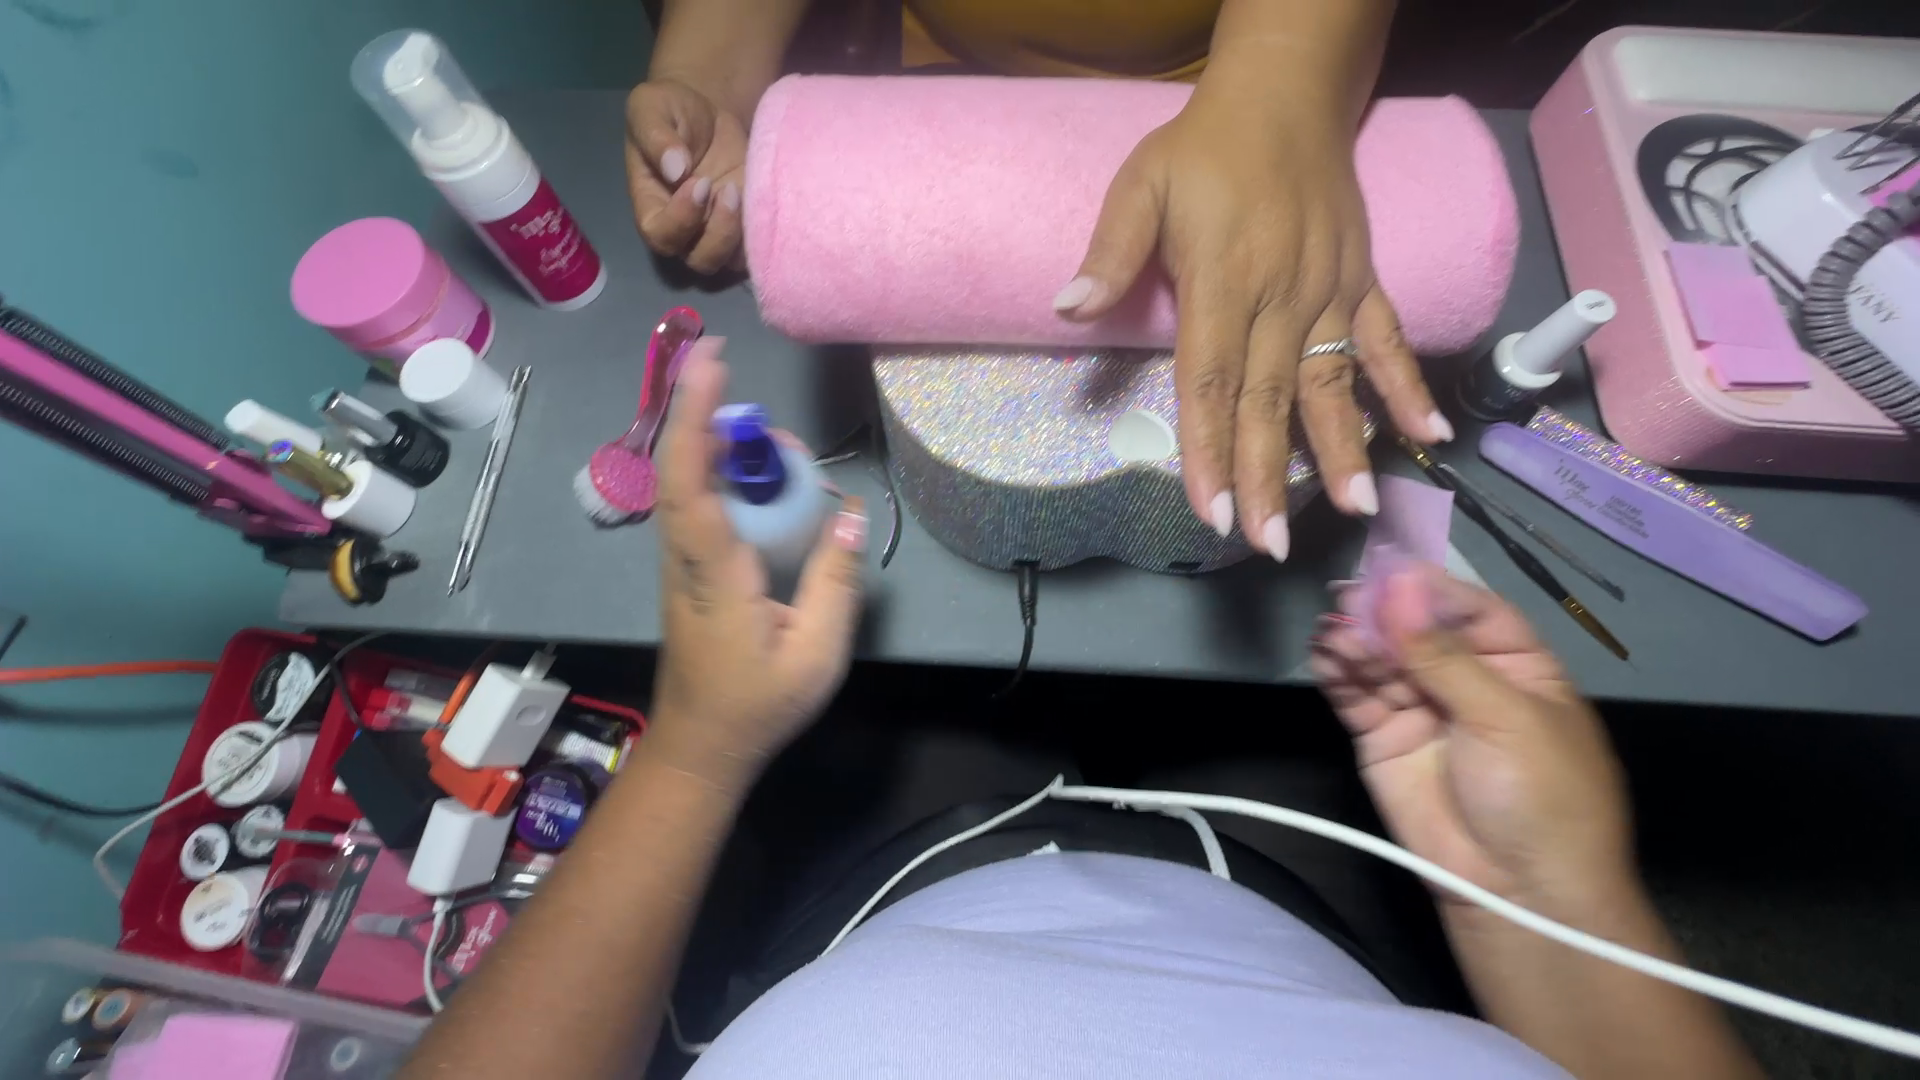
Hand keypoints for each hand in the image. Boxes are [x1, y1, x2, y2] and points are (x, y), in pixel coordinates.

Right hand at [625, 78, 747, 274]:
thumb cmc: (673, 112)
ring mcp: (719, 234)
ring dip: (741, 235)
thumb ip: (655, 136)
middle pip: (701, 260)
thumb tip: (675, 168)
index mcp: (653, 207)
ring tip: (744, 192)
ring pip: (732, 261)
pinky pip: (759, 250)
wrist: (710, 114)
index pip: (661, 236)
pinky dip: (765, 234)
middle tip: (729, 190)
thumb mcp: (650, 107)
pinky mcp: (747, 229)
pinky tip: (765, 201)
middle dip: (718, 233)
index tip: (698, 182)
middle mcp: (686, 231)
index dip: (681, 219)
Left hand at [648, 338, 867, 791]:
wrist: (702, 747)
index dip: (695, 418)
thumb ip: (836, 580)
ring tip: (769, 437)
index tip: (711, 363)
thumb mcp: (817, 653)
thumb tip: (853, 513)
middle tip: (754, 396)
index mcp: (714, 575)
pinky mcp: (688, 571)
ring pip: (685, 486)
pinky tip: (753, 474)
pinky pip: (697, 506)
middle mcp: (685, 559)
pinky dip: (719, 473)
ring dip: (715, 444)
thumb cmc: (760, 704)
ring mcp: (680, 565)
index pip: (691, 483)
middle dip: (705, 415)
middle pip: (681, 471)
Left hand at [1058, 79, 1450, 559]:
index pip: (1212, 384)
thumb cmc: (1201, 151)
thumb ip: (1110, 252)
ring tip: (1354, 511)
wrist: (1285, 95)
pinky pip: (1389, 339)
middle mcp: (1284, 296)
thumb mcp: (1140, 184)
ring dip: (1345, 450)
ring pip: (1335, 383)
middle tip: (1269, 542)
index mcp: (1225, 281)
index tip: (1210, 512)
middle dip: (1269, 477)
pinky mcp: (1364, 281)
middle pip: (1271, 402)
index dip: (1211, 451)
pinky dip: (1407, 386)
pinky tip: (1427, 436)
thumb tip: (1067, 308)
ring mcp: (1332, 291)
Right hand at [1309, 566, 1634, 909]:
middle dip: (1382, 614)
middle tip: (1347, 602)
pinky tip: (1323, 657)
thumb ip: (1443, 655)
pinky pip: (1353, 694)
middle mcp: (1462, 678)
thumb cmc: (1541, 796)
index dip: (1431, 589)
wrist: (1514, 891)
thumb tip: (1398, 587)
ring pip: (1379, 658)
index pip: (1471, 611)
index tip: (1388, 570)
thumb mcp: (1505, 718)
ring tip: (1333, 636)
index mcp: (1516, 667)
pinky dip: (1336, 673)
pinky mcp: (1379, 734)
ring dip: (1354, 642)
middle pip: (1414, 629)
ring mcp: (1417, 706)